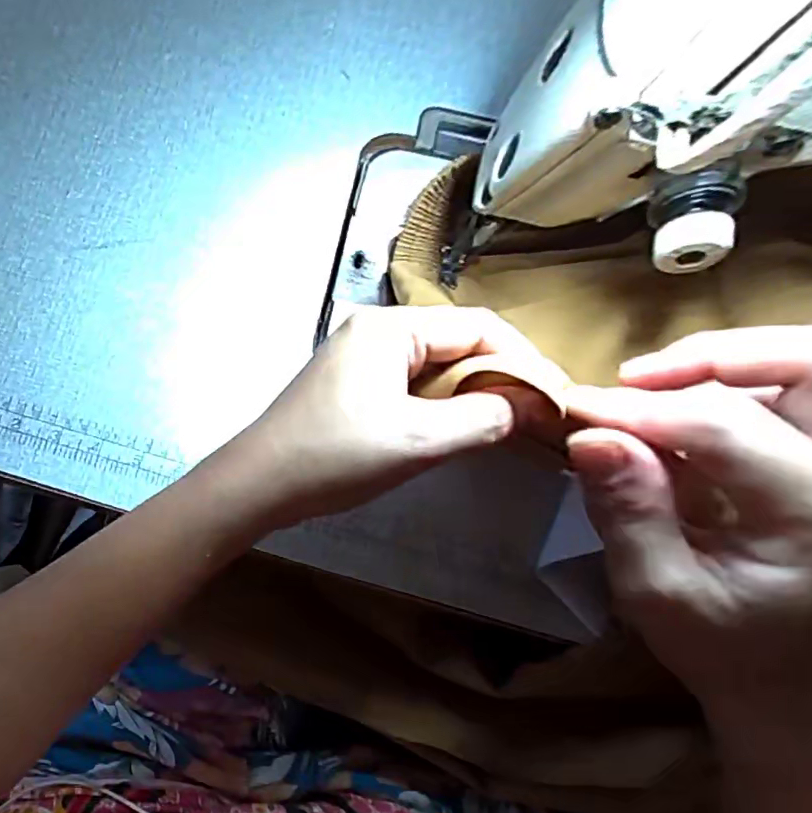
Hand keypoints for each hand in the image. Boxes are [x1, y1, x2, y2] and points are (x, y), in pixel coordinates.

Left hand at [214, 304, 540, 526]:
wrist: (256, 486)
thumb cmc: (333, 457)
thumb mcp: (417, 440)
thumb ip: (482, 418)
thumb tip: (526, 405)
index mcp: (387, 328)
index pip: (478, 327)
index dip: (524, 361)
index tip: (555, 398)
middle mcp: (371, 332)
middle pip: (454, 345)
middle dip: (496, 380)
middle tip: (533, 419)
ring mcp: (354, 360)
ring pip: (431, 370)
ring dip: (466, 397)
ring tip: (501, 430)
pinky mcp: (346, 388)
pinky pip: (405, 388)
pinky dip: (434, 408)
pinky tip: (451, 433)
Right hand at [563, 325, 811, 729]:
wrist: (811, 693)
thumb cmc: (725, 651)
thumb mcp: (655, 591)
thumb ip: (627, 510)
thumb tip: (590, 436)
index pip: (730, 427)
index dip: (642, 409)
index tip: (578, 409)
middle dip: (721, 355)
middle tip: (638, 380)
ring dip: (745, 361)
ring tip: (666, 390)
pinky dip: (761, 384)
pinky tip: (702, 415)